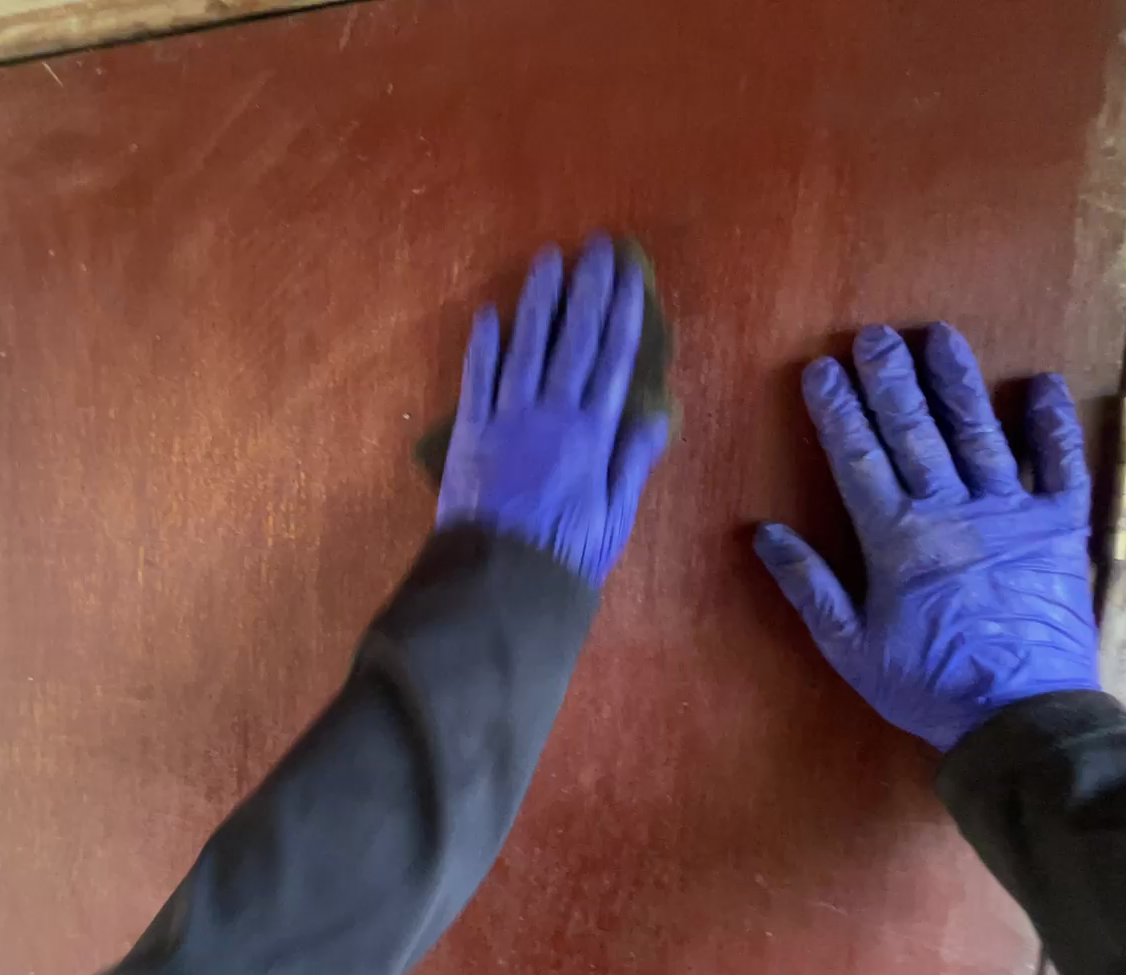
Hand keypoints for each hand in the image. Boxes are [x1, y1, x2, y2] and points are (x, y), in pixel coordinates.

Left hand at [437, 236, 671, 586]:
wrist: (499, 577)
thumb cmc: (565, 553)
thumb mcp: (615, 516)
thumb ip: (632, 460)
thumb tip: (657, 411)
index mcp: (592, 433)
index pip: (614, 359)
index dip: (624, 313)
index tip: (632, 273)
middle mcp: (551, 413)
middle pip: (573, 341)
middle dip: (587, 290)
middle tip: (597, 246)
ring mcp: (506, 418)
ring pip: (525, 348)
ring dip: (537, 302)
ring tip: (547, 259)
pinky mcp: (468, 431)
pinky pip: (476, 379)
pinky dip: (482, 345)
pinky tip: (488, 312)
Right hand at [754, 324, 1100, 750]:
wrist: (1024, 717)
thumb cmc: (923, 680)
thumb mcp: (846, 644)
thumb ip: (807, 584)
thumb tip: (762, 533)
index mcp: (897, 539)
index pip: (858, 460)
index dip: (837, 413)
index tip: (820, 371)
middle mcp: (953, 512)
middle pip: (915, 434)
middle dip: (890, 381)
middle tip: (872, 336)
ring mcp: (1013, 515)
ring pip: (979, 435)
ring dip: (956, 383)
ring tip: (937, 336)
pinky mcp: (1062, 528)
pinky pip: (1061, 466)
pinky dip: (1051, 425)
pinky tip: (1037, 385)